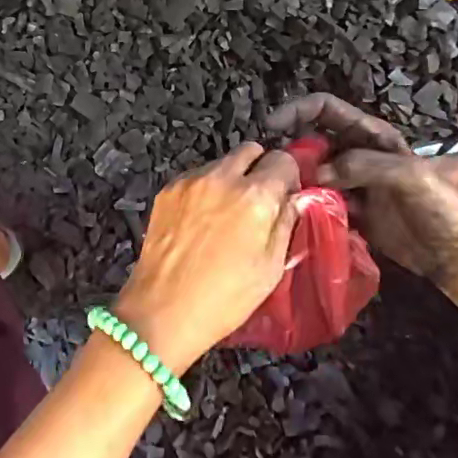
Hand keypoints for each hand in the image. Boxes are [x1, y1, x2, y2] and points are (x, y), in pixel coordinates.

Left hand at [114, 143, 300, 373]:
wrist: (164, 307)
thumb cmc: (226, 296)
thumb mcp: (271, 266)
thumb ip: (286, 222)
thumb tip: (293, 198)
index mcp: (255, 195)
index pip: (282, 160)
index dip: (289, 177)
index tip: (286, 197)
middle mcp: (221, 177)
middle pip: (249, 151)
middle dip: (259, 168)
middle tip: (259, 200)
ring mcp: (189, 181)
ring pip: (220, 162)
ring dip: (231, 178)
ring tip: (228, 216)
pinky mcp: (167, 189)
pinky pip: (196, 177)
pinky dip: (206, 188)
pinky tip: (203, 221)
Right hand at [271, 93, 457, 290]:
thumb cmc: (444, 209)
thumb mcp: (410, 177)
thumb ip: (363, 166)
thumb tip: (316, 173)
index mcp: (372, 136)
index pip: (325, 109)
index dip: (297, 110)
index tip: (272, 125)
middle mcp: (357, 154)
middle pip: (311, 139)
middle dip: (289, 147)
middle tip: (273, 167)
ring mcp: (351, 183)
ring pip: (310, 171)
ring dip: (295, 178)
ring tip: (282, 192)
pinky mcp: (349, 210)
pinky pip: (318, 200)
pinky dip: (305, 203)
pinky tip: (298, 212)